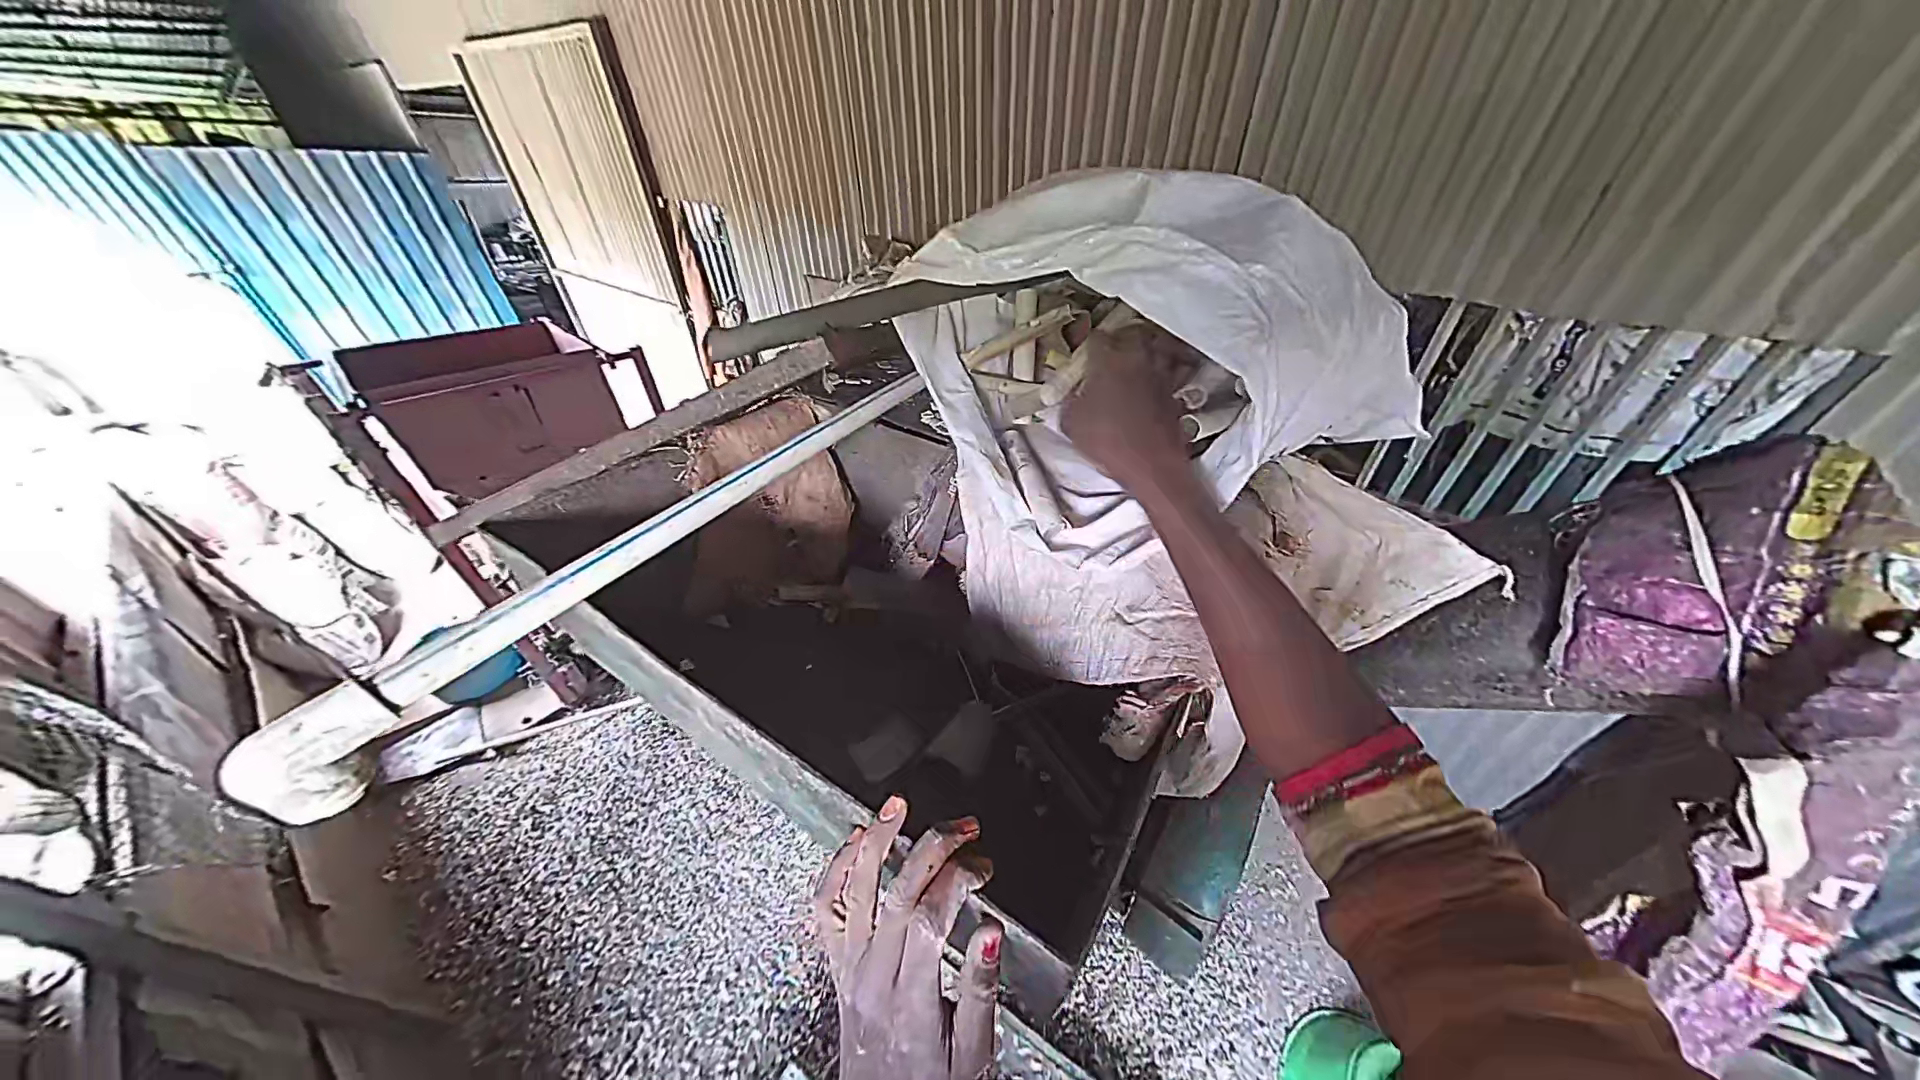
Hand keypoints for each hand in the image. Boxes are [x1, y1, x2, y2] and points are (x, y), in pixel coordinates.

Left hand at [814, 795, 1000, 1079]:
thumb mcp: (972, 1052)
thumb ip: (980, 990)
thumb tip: (992, 934)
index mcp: (911, 1003)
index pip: (928, 920)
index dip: (959, 881)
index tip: (982, 866)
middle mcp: (872, 979)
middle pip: (896, 895)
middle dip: (933, 849)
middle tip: (963, 827)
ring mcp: (848, 968)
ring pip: (855, 891)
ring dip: (877, 841)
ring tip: (897, 807)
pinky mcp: (836, 963)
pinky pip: (825, 908)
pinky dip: (837, 868)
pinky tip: (855, 842)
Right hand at [1061, 323, 1197, 490]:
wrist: (1151, 464)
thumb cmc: (1107, 440)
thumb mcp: (1072, 422)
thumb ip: (1070, 401)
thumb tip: (1074, 395)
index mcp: (1109, 359)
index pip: (1096, 337)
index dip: (1088, 345)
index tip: (1084, 356)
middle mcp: (1139, 357)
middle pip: (1132, 333)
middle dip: (1121, 340)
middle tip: (1111, 353)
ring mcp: (1162, 373)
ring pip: (1159, 347)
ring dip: (1149, 350)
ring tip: (1138, 362)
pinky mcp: (1177, 391)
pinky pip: (1173, 371)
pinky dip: (1167, 372)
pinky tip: (1157, 384)